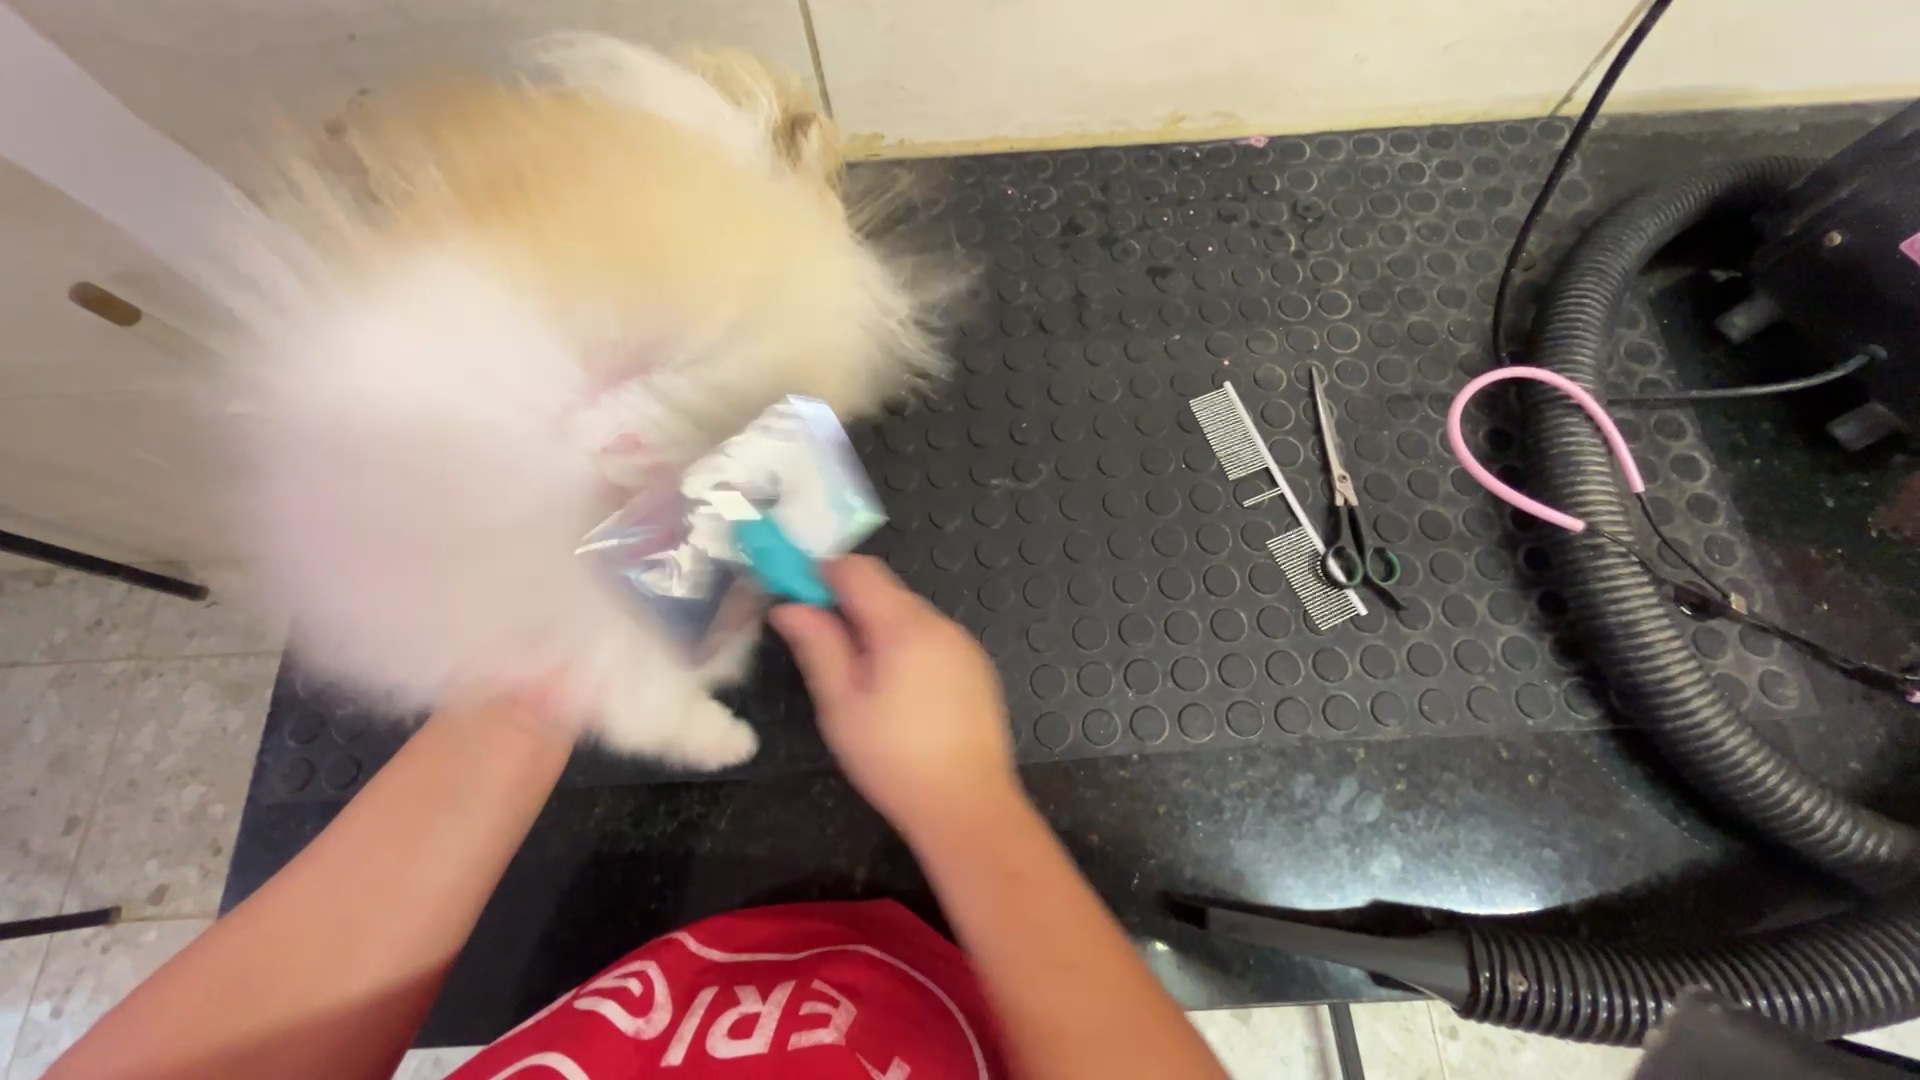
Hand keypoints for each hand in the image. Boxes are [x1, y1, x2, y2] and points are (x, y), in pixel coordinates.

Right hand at [770, 557, 1020, 840]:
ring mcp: (964, 645)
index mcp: (905, 626)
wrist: (967, 805)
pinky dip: (906, 646)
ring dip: (877, 627)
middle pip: (886, 592)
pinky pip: (932, 639)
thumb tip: (789, 605)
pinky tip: (898, 692)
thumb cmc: (894, 759)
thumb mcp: (842, 704)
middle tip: (818, 643)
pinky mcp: (977, 668)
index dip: (821, 572)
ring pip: (909, 616)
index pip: (858, 570)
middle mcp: (941, 624)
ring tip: (858, 678)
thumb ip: (817, 645)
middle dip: (848, 605)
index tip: (794, 592)